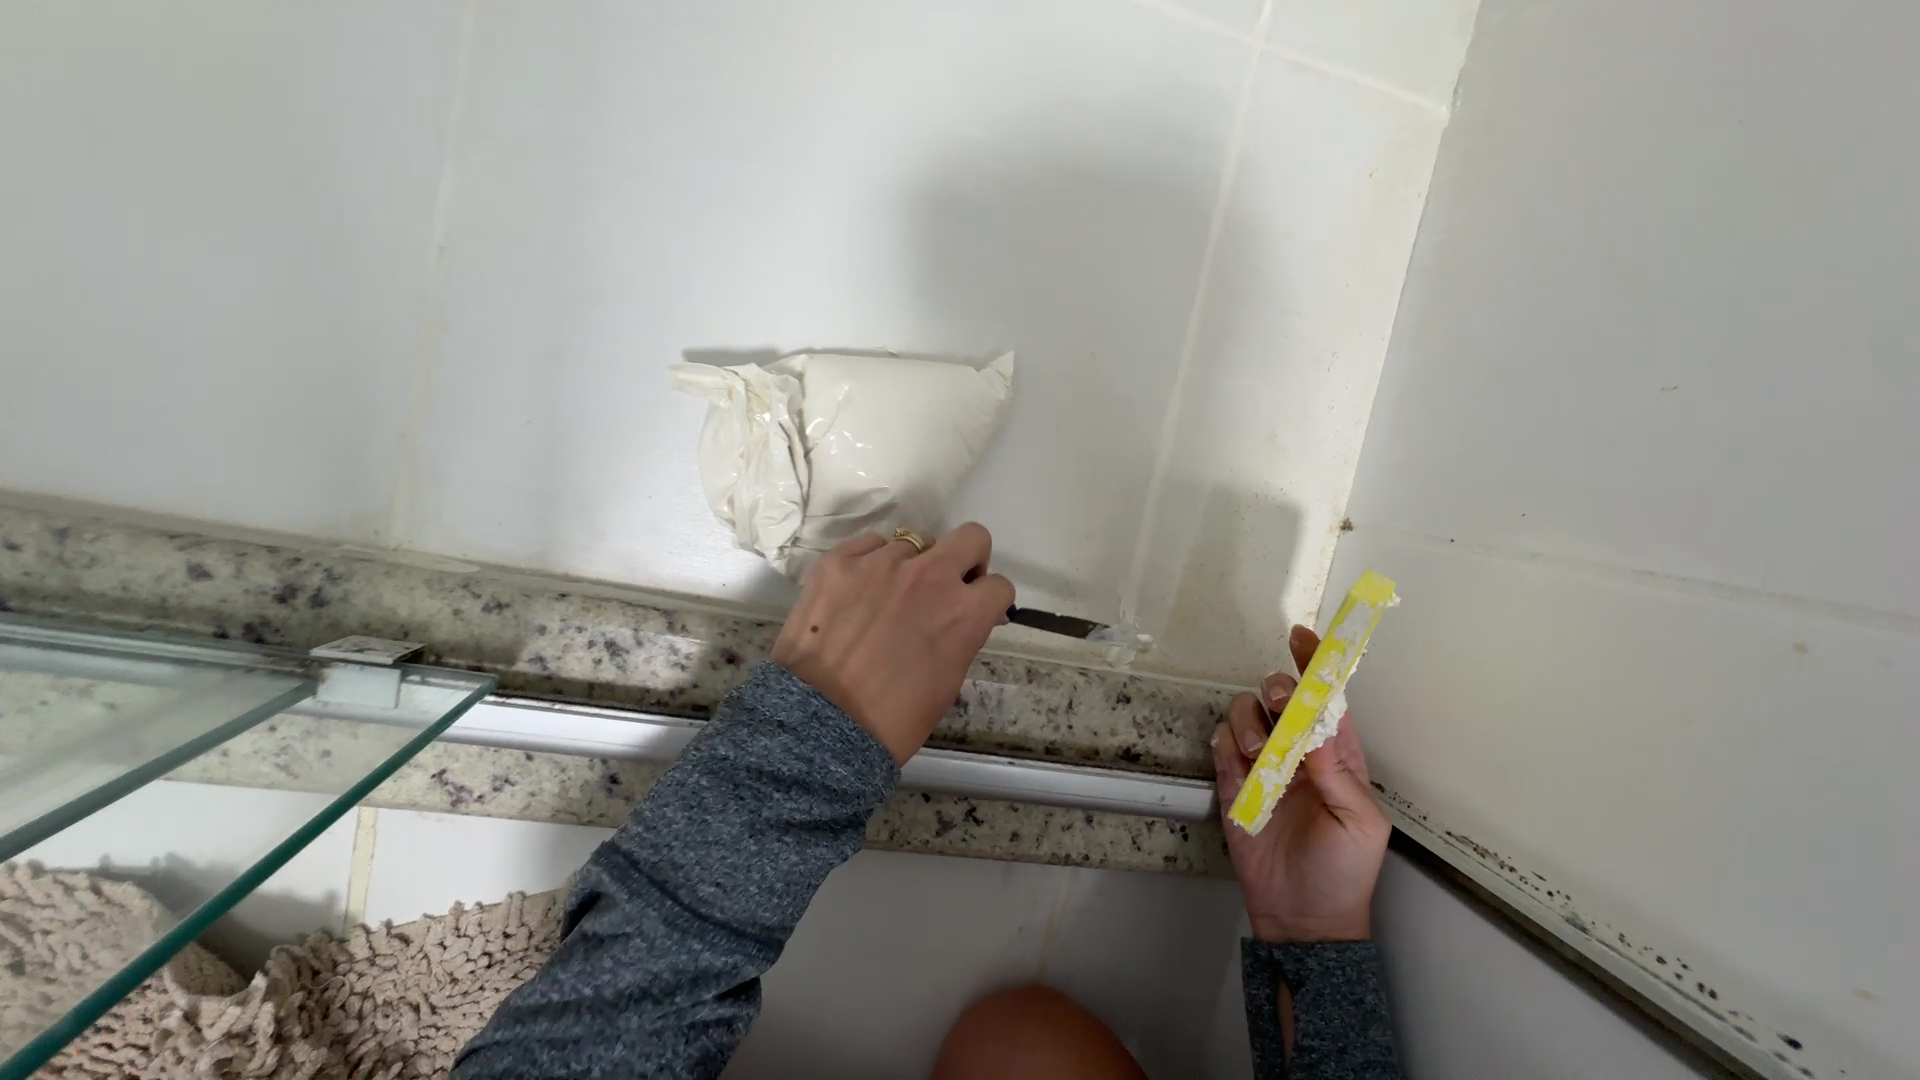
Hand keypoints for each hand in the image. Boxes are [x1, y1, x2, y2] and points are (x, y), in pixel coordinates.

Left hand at [772, 523, 1014, 764]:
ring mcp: (881, 562)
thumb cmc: (892, 719)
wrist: (819, 721)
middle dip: (967, 559)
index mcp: (964, 613)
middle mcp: (930, 575)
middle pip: (971, 537)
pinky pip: (869, 544)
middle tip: (948, 585)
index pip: (1000, 585)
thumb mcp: (947, 683)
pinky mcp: (839, 560)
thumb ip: (963, 638)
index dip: (989, 600)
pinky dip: (871, 563)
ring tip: (886, 598)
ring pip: (913, 543)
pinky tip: (857, 591)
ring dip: (910, 567)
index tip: (976, 610)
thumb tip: (965, 619)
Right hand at [1213, 625, 1390, 942]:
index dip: (1315, 664)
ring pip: (1244, 713)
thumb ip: (1337, 771)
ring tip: (1256, 757)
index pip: (1325, 698)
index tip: (1301, 635)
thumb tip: (1316, 726)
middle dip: (1276, 691)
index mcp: (1336, 754)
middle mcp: (1296, 750)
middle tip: (1278, 710)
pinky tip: (1237, 767)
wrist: (1300, 914)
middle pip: (1279, 696)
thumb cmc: (1343, 870)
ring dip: (1248, 723)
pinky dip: (1224, 744)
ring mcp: (1260, 765)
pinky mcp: (1230, 782)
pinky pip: (1219, 743)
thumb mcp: (1360, 822)